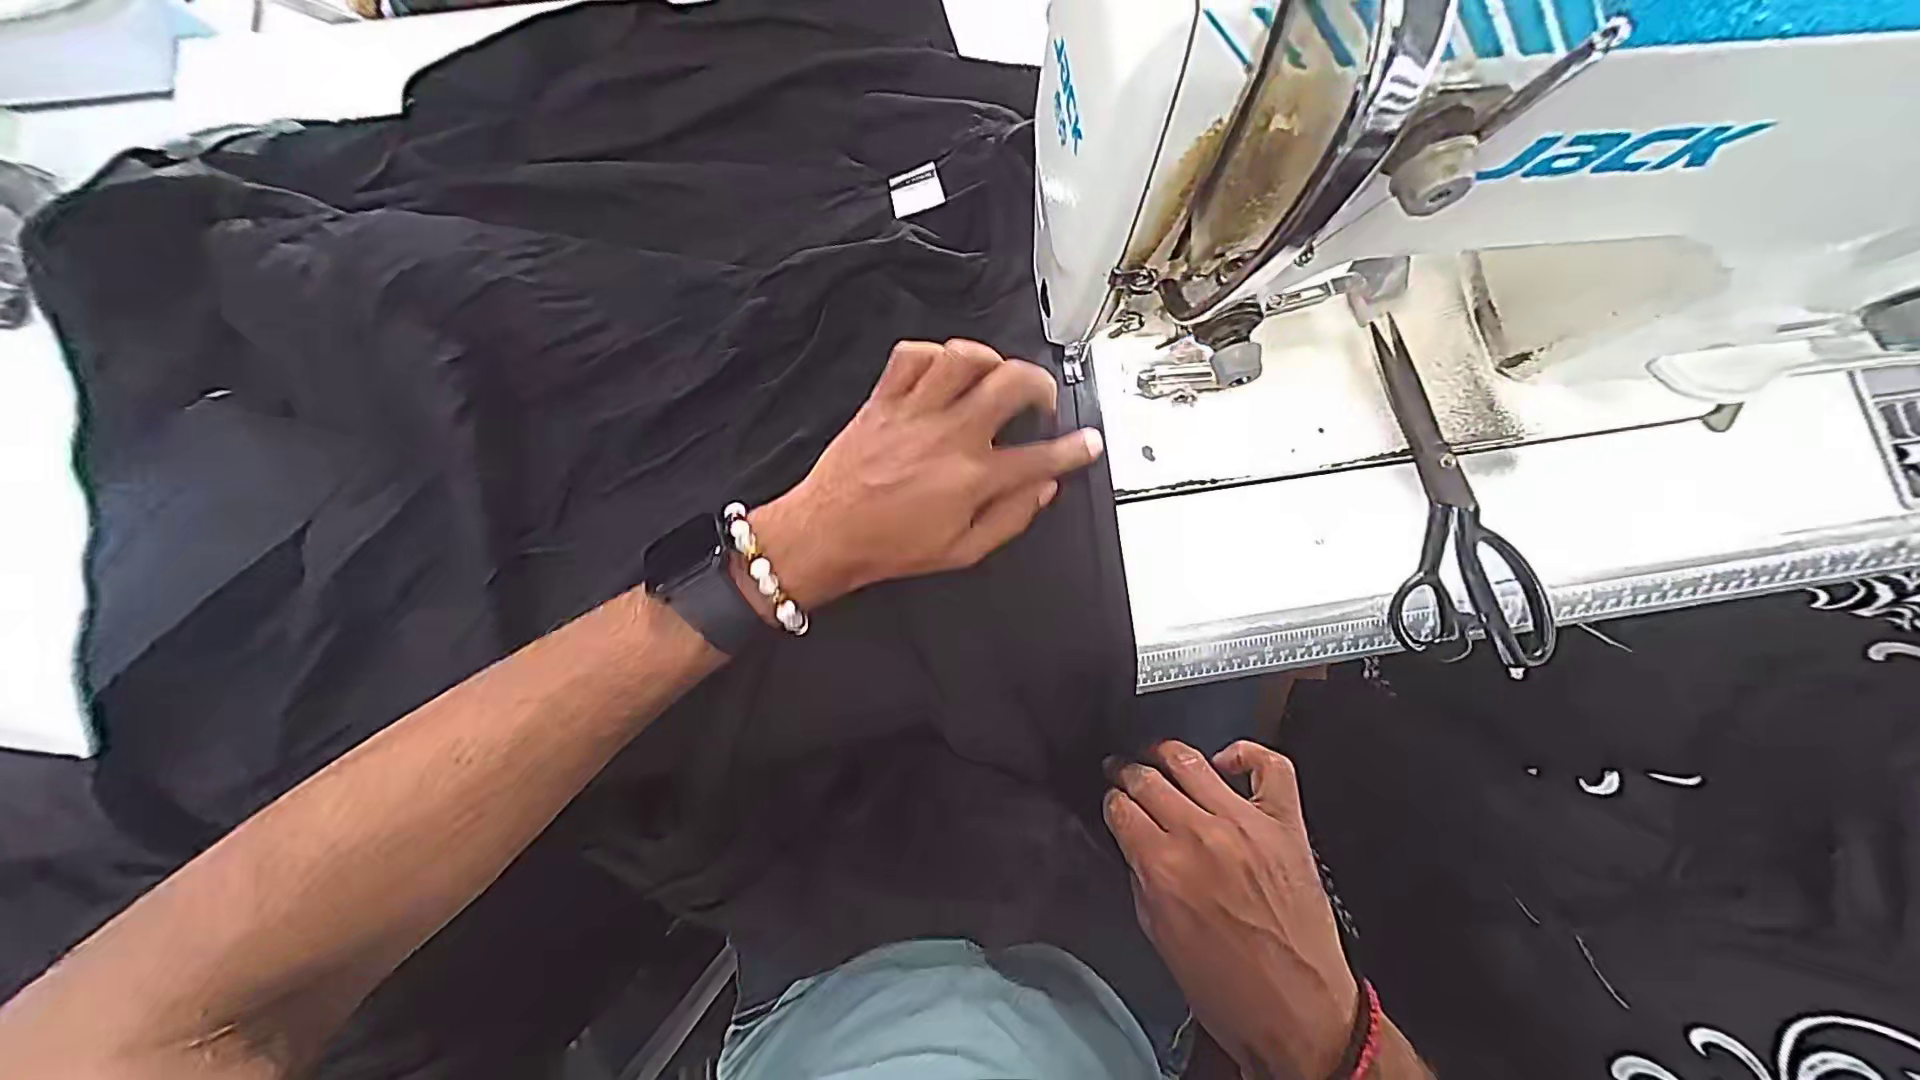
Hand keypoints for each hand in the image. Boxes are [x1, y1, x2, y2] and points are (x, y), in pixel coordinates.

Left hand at [747, 339, 1103, 606]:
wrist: (826, 534)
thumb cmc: (886, 545)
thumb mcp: (961, 551)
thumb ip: (1009, 518)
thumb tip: (1040, 491)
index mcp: (971, 478)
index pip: (1041, 455)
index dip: (1075, 448)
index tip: (1087, 443)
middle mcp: (947, 437)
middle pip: (1012, 384)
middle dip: (1042, 384)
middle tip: (1042, 401)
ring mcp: (914, 413)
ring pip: (964, 356)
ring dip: (991, 360)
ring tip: (995, 378)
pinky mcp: (883, 402)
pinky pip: (910, 356)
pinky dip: (933, 355)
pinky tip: (943, 373)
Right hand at [1105, 740, 1356, 1079]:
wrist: (1302, 1018)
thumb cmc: (1233, 992)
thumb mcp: (1160, 937)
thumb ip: (1141, 879)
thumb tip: (1134, 843)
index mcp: (1164, 867)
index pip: (1120, 806)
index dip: (1111, 801)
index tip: (1113, 802)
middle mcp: (1200, 838)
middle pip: (1146, 777)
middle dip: (1126, 772)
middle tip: (1123, 772)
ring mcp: (1246, 825)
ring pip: (1189, 759)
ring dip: (1164, 753)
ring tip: (1157, 755)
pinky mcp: (1285, 825)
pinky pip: (1268, 766)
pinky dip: (1245, 753)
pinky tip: (1227, 761)